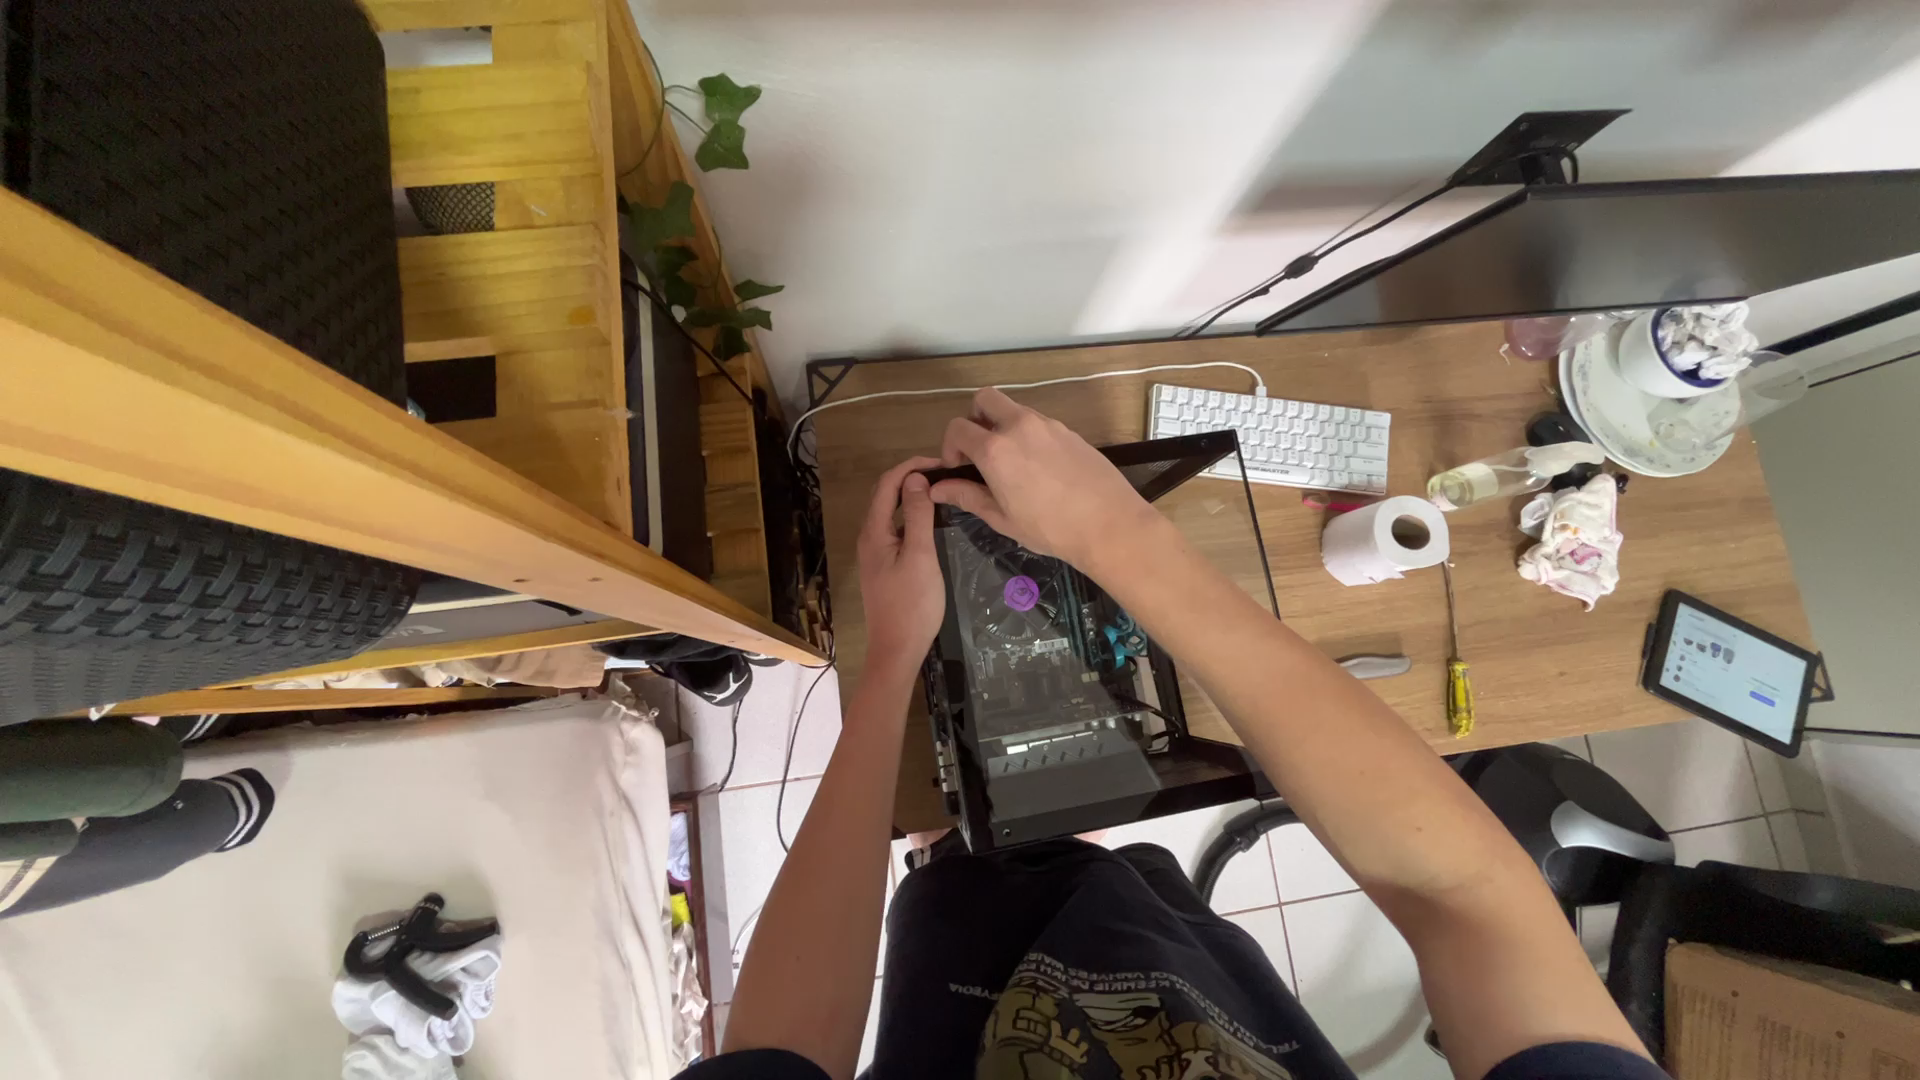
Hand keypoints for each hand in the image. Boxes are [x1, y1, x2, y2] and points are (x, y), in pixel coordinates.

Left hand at [858, 456, 946, 677]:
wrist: (898, 649)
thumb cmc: (912, 604)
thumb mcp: (920, 555)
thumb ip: (917, 515)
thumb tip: (916, 478)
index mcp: (874, 531)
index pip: (888, 483)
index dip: (912, 466)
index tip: (943, 461)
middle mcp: (869, 537)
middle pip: (885, 494)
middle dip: (912, 476)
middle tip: (945, 472)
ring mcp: (875, 552)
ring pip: (890, 511)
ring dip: (911, 495)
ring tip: (941, 488)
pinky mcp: (884, 565)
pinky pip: (895, 528)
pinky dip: (911, 514)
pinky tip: (930, 519)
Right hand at [928, 388, 1157, 569]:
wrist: (1109, 524)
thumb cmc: (1051, 529)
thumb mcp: (1002, 518)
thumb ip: (968, 496)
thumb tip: (939, 488)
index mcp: (995, 450)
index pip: (957, 428)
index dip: (950, 447)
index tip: (958, 468)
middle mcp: (1019, 426)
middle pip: (984, 399)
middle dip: (974, 419)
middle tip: (980, 452)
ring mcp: (1047, 425)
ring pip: (1013, 409)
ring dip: (1002, 426)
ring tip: (1011, 464)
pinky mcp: (1068, 430)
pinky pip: (1038, 423)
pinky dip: (1028, 435)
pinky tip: (1039, 468)